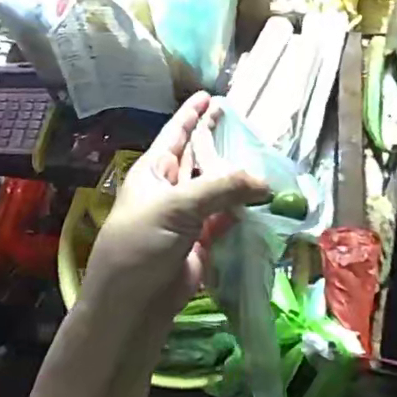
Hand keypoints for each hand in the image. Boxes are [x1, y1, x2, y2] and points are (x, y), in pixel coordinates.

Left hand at [85, 93, 270, 311]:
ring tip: (260, 154)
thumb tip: (264, 182)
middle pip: (198, 157)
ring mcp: (186, 217)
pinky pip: (224, 219)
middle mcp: (169, 190)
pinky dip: (240, 210)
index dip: (190, 115)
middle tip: (238, 118)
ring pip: (215, 188)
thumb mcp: (175, 206)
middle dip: (215, 138)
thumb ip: (220, 188)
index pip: (175, 135)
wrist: (132, 300)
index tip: (206, 95)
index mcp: (153, 172)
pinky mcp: (199, 242)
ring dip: (234, 175)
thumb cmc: (141, 242)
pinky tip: (258, 199)